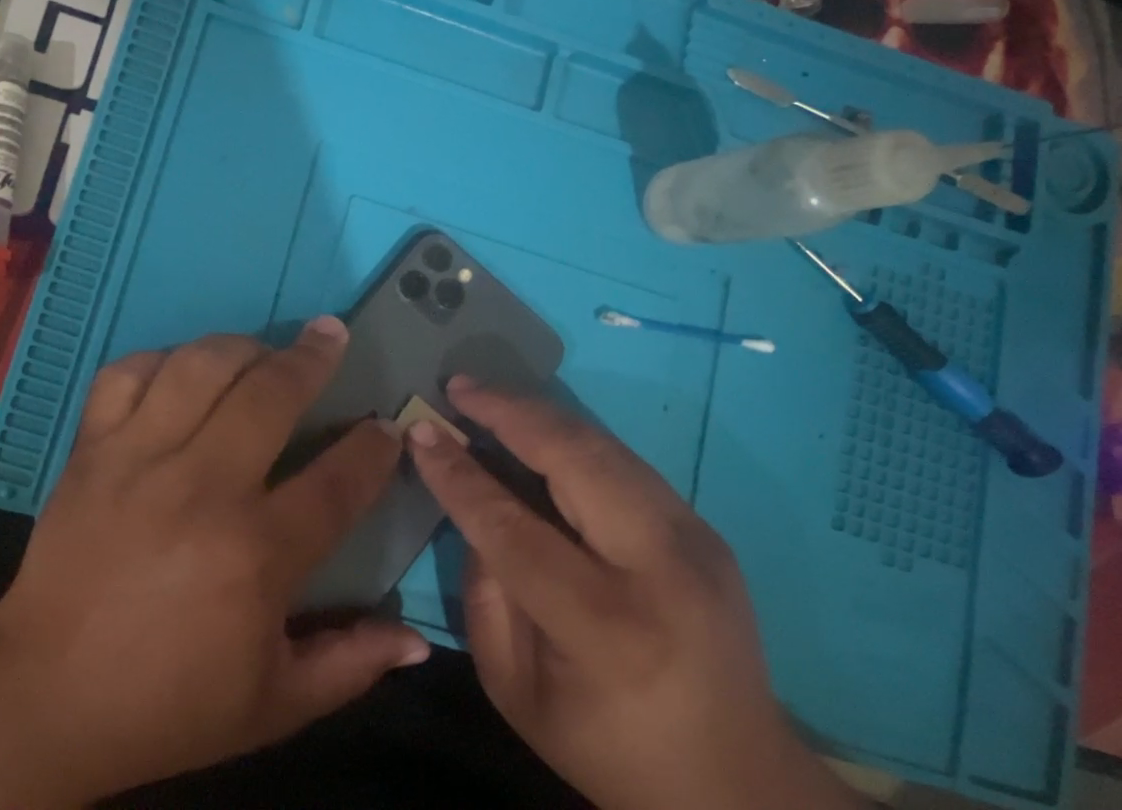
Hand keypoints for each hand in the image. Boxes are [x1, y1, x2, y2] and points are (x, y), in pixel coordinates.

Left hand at [0, 318, 430, 803]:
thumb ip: (351, 663)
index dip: (372, 447)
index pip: (338, 480)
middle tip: (330, 335)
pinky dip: (157, 360)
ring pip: (199, 367)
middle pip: (269, 394)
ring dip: (241, 346)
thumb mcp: (275, 704)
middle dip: (311, 358)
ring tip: (261, 348)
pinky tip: (178, 369)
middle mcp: (202, 487)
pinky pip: (124, 377)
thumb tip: (418, 638)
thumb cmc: (167, 705)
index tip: (387, 425)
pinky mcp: (89, 451)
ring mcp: (138, 459)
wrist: (47, 695)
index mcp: (258, 552)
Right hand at [408, 377, 863, 809]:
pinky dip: (572, 439)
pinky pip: (626, 465)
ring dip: (541, 415)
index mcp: (605, 625)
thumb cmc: (607, 745)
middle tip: (457, 387)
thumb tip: (472, 506)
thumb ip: (484, 593)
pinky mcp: (707, 532)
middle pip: (577, 462)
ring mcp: (698, 544)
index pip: (513, 526)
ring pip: (607, 449)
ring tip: (486, 396)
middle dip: (510, 413)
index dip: (459, 474)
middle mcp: (661, 570)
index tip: (419, 432)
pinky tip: (535, 430)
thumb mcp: (515, 687)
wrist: (736, 781)